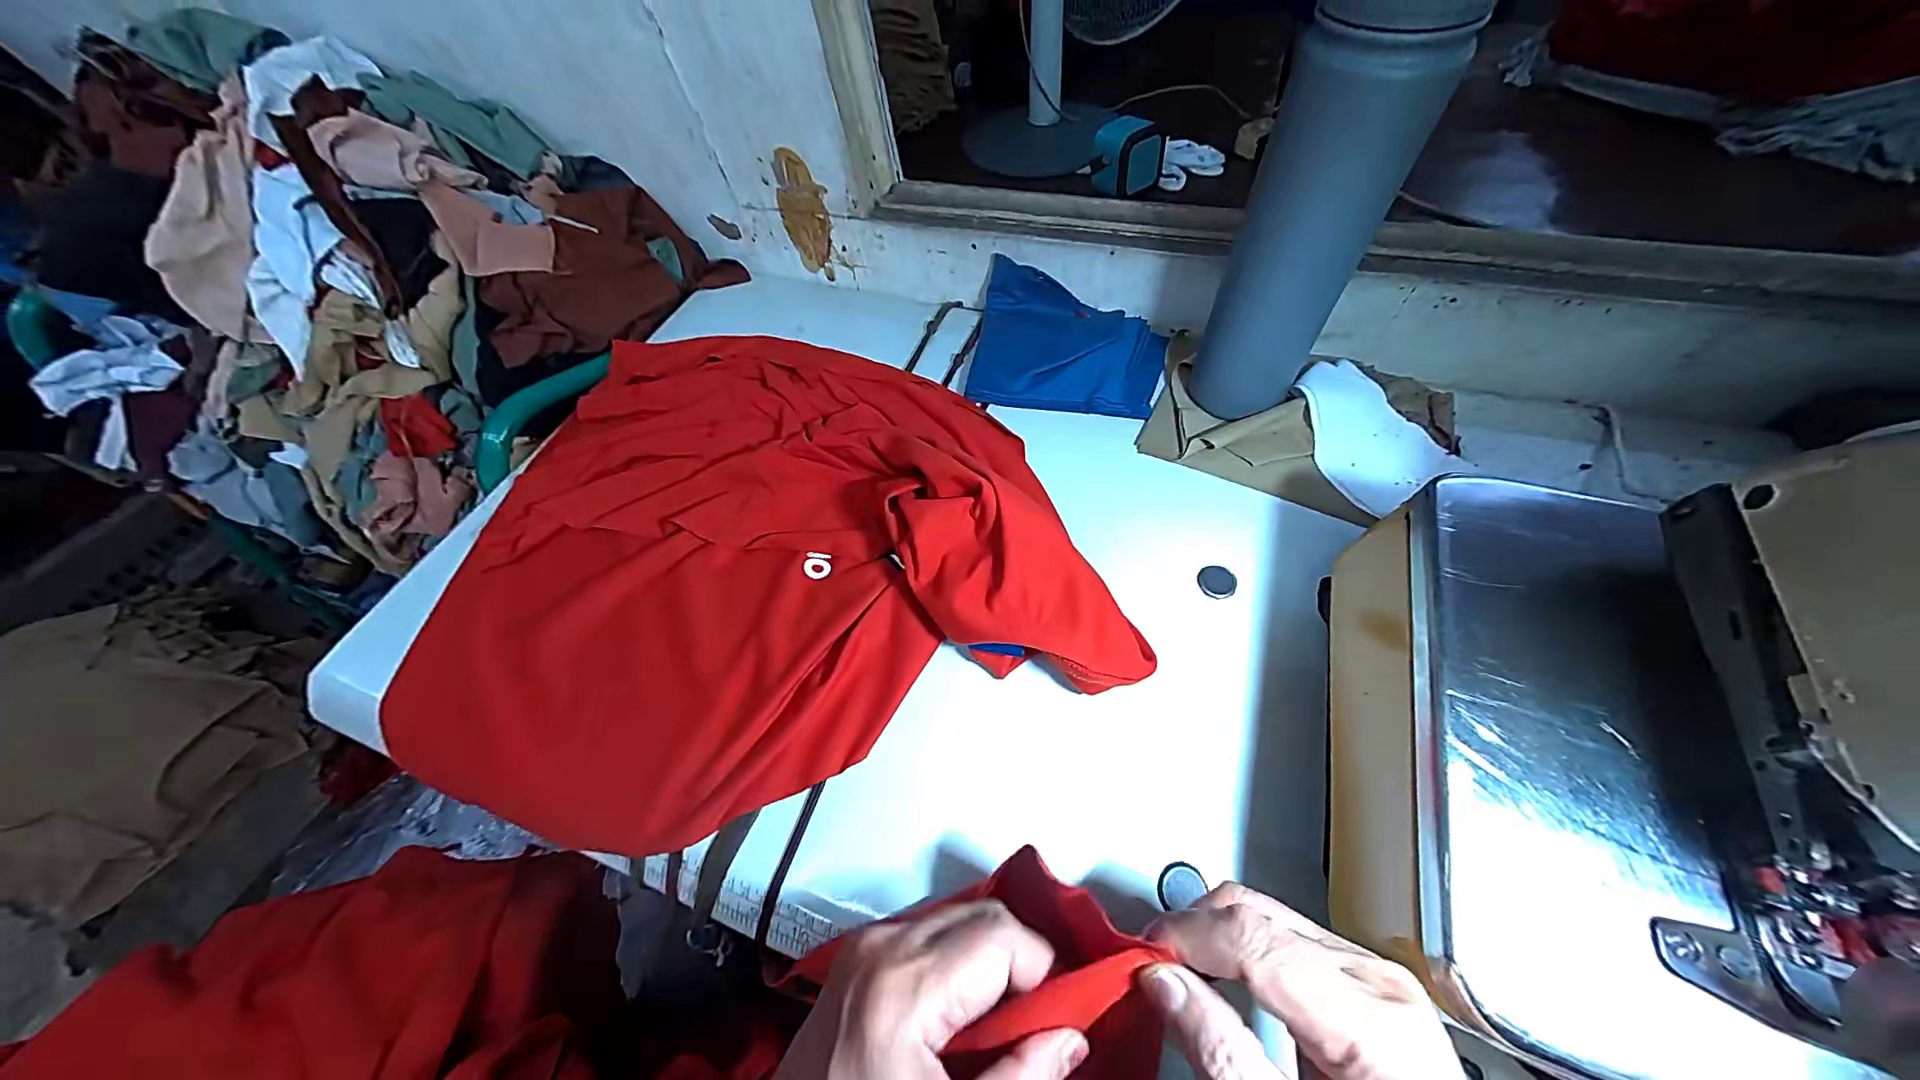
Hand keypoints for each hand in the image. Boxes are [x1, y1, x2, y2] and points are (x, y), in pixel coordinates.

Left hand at [774, 899, 1089, 1079]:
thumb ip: (1020, 1078)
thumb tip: (1068, 1038)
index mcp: (904, 987)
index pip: (1003, 936)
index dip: (1043, 973)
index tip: (1054, 1018)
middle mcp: (883, 947)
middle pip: (984, 915)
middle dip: (1020, 960)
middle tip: (1032, 1018)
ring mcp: (867, 943)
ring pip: (960, 917)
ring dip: (989, 956)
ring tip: (994, 1019)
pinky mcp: (859, 951)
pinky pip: (930, 930)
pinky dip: (958, 956)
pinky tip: (958, 1008)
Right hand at [1140, 882, 1459, 1079]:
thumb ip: (1225, 1054)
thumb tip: (1165, 983)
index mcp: (1372, 1019)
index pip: (1250, 933)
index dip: (1184, 936)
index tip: (1144, 957)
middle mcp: (1378, 981)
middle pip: (1254, 910)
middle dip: (1191, 929)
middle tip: (1156, 968)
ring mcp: (1375, 976)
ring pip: (1264, 912)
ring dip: (1211, 935)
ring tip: (1184, 975)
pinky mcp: (1364, 982)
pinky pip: (1284, 935)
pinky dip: (1239, 947)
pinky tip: (1223, 980)